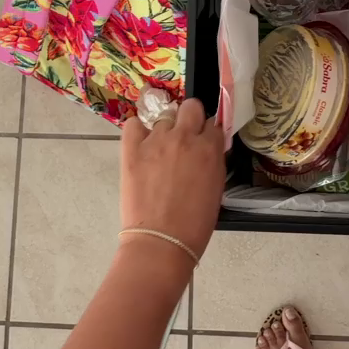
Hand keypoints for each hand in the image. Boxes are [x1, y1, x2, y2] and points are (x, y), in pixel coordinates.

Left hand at [119, 97, 227, 260]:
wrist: (162, 242)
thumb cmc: (194, 224)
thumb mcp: (216, 188)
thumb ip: (213, 161)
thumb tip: (208, 149)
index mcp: (209, 148)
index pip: (213, 124)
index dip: (208, 134)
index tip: (203, 142)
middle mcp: (184, 137)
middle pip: (191, 106)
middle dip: (190, 118)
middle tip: (185, 137)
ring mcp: (156, 140)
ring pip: (163, 117)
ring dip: (164, 130)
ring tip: (159, 151)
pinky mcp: (132, 149)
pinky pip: (133, 124)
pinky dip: (137, 130)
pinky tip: (140, 144)